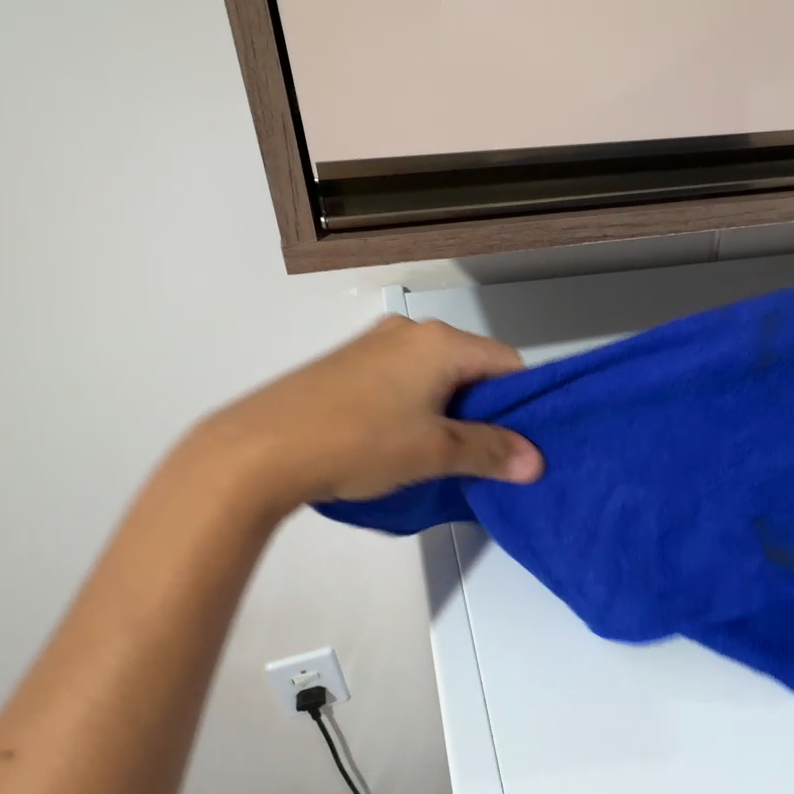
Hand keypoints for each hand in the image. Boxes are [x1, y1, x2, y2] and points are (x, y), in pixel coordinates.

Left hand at [188, 316, 543, 516]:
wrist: (257, 449)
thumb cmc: (357, 442)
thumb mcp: (433, 452)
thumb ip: (489, 451)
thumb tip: (536, 462)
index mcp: (440, 341)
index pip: (507, 362)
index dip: (520, 404)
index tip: (515, 444)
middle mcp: (410, 330)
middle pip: (472, 367)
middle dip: (483, 410)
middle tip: (480, 456)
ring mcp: (374, 344)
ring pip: (436, 375)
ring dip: (447, 411)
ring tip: (436, 455)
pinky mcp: (347, 364)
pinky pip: (403, 379)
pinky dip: (415, 406)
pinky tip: (397, 441)